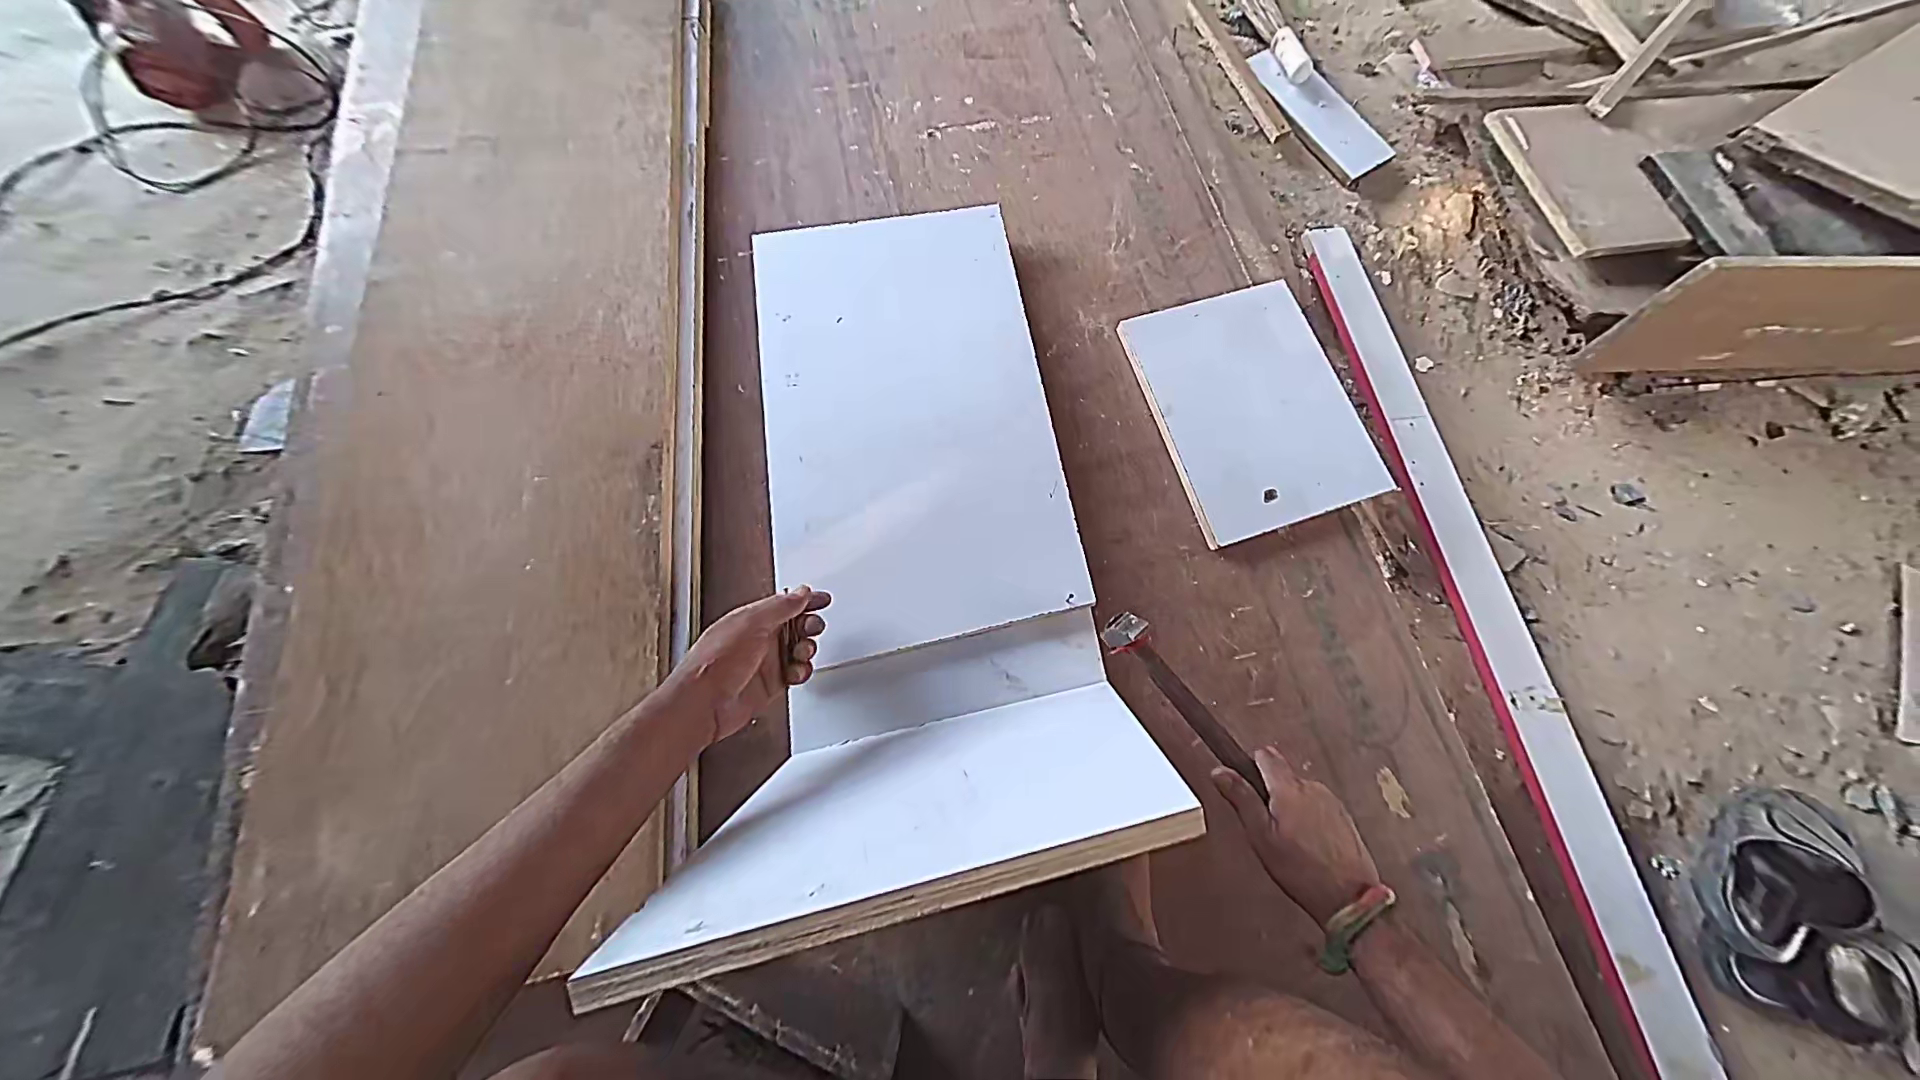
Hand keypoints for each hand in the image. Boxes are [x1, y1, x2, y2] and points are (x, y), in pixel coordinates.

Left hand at [666, 587, 830, 746]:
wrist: (703, 704)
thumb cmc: (713, 663)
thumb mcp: (751, 623)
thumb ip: (780, 607)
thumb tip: (801, 593)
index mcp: (752, 619)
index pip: (785, 604)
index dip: (806, 600)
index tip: (822, 599)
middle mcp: (759, 638)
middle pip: (797, 626)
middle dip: (810, 625)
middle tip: (812, 628)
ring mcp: (765, 662)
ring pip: (800, 650)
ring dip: (807, 649)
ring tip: (802, 652)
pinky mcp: (771, 684)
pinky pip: (797, 673)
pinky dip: (802, 671)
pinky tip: (796, 672)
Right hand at [1210, 747, 1379, 924]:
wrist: (1351, 900)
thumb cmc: (1302, 870)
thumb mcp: (1260, 835)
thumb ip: (1241, 798)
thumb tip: (1220, 772)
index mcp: (1289, 788)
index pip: (1265, 755)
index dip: (1251, 766)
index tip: (1244, 784)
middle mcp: (1313, 788)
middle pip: (1282, 775)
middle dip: (1270, 793)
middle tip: (1265, 824)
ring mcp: (1331, 802)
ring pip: (1299, 792)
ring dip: (1290, 806)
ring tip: (1288, 840)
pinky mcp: (1344, 817)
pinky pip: (1317, 806)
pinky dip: (1308, 818)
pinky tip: (1307, 845)